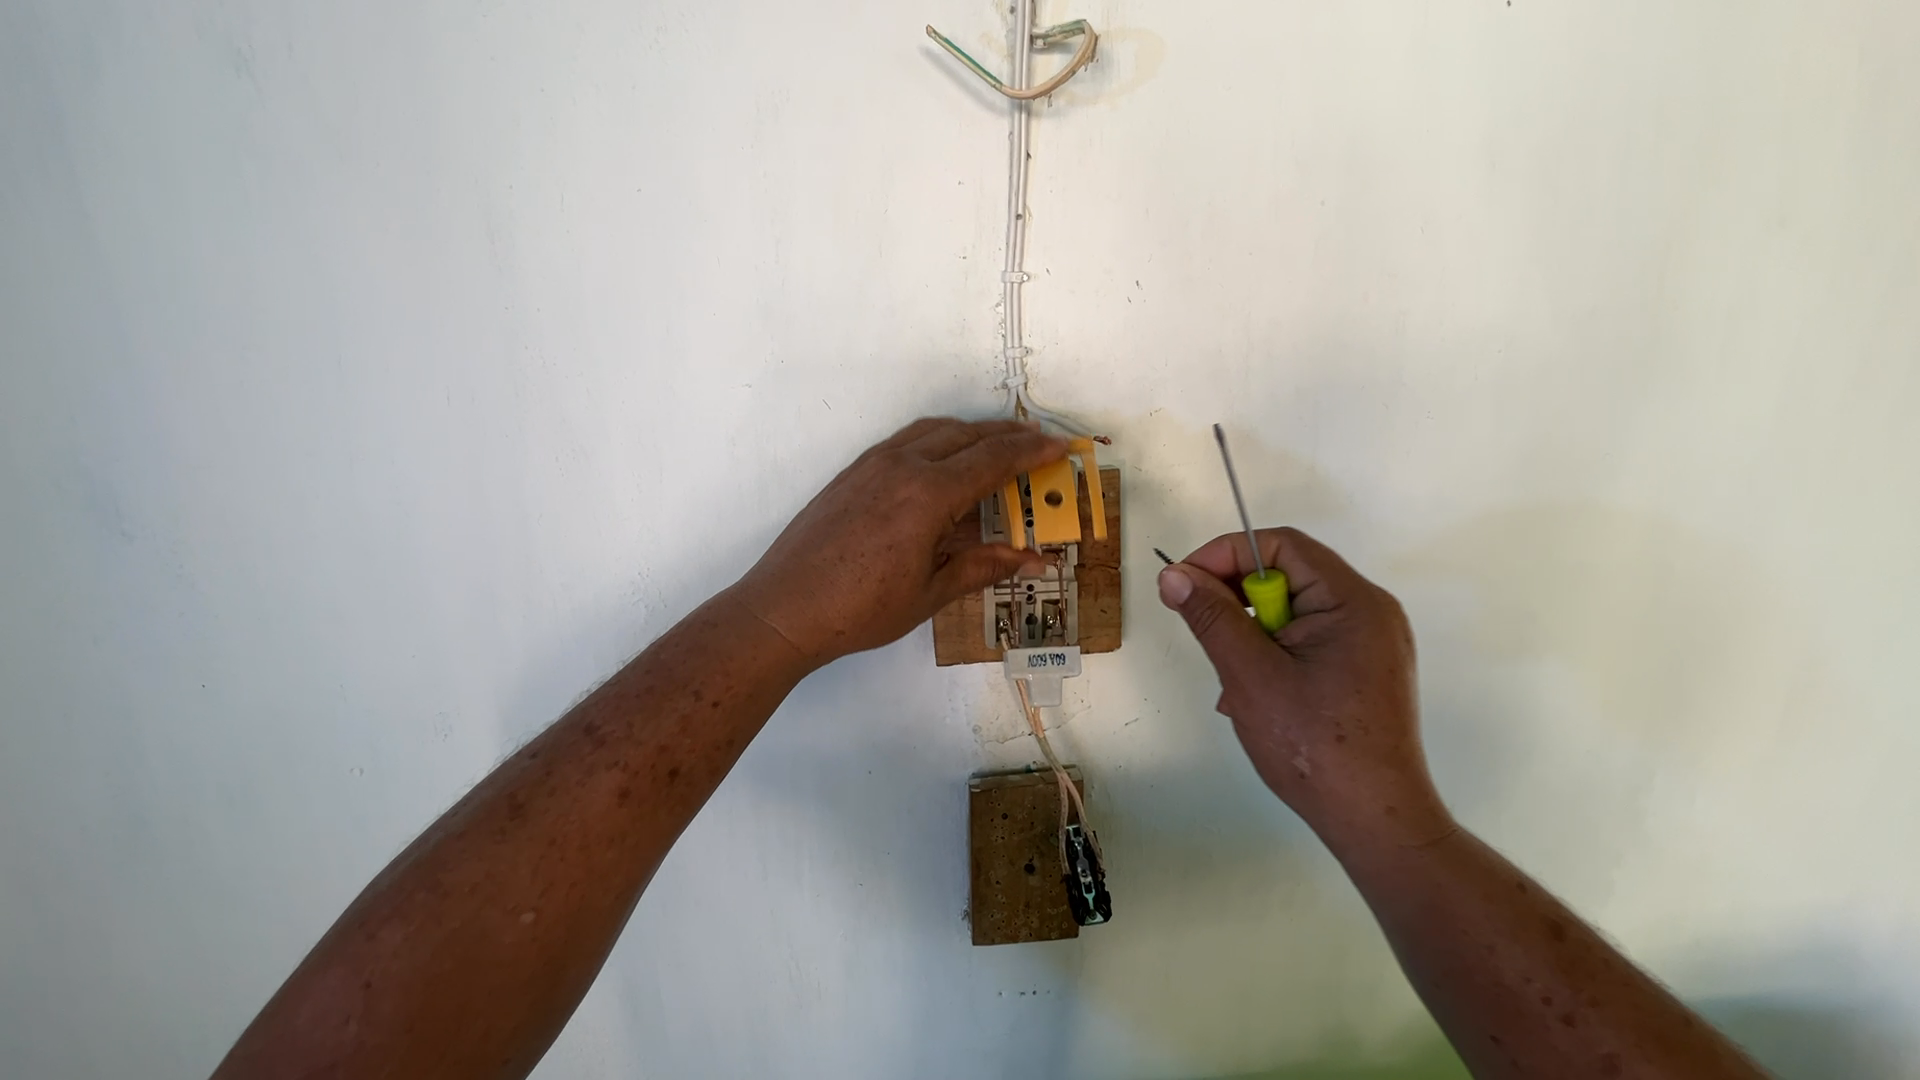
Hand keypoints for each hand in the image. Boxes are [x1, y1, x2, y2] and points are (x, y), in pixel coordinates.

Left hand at [730, 417, 1067, 665]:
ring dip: (972, 432)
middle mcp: (902, 466)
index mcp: (927, 495)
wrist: (784, 608)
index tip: (1061, 449)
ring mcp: (873, 464)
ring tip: (998, 446)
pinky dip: (939, 440)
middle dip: (1009, 436)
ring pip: (935, 430)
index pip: (992, 460)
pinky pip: (908, 440)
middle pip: (967, 435)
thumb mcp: (930, 592)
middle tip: (1040, 444)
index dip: (1032, 454)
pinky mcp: (853, 472)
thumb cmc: (860, 610)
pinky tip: (946, 462)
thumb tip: (1033, 560)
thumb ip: (984, 566)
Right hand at [1158, 528, 1454, 851]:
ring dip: (1249, 633)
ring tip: (1229, 677)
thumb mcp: (1249, 674)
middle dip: (1235, 599)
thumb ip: (1210, 616)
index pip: (1281, 545)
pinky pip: (1306, 642)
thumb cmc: (1312, 744)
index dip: (1225, 554)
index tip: (1183, 584)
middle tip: (1200, 628)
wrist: (1374, 821)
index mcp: (1351, 601)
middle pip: (1288, 575)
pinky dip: (1271, 655)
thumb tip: (1173, 575)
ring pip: (1291, 612)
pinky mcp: (1363, 672)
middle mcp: (1368, 612)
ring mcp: (1369, 644)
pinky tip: (1254, 696)